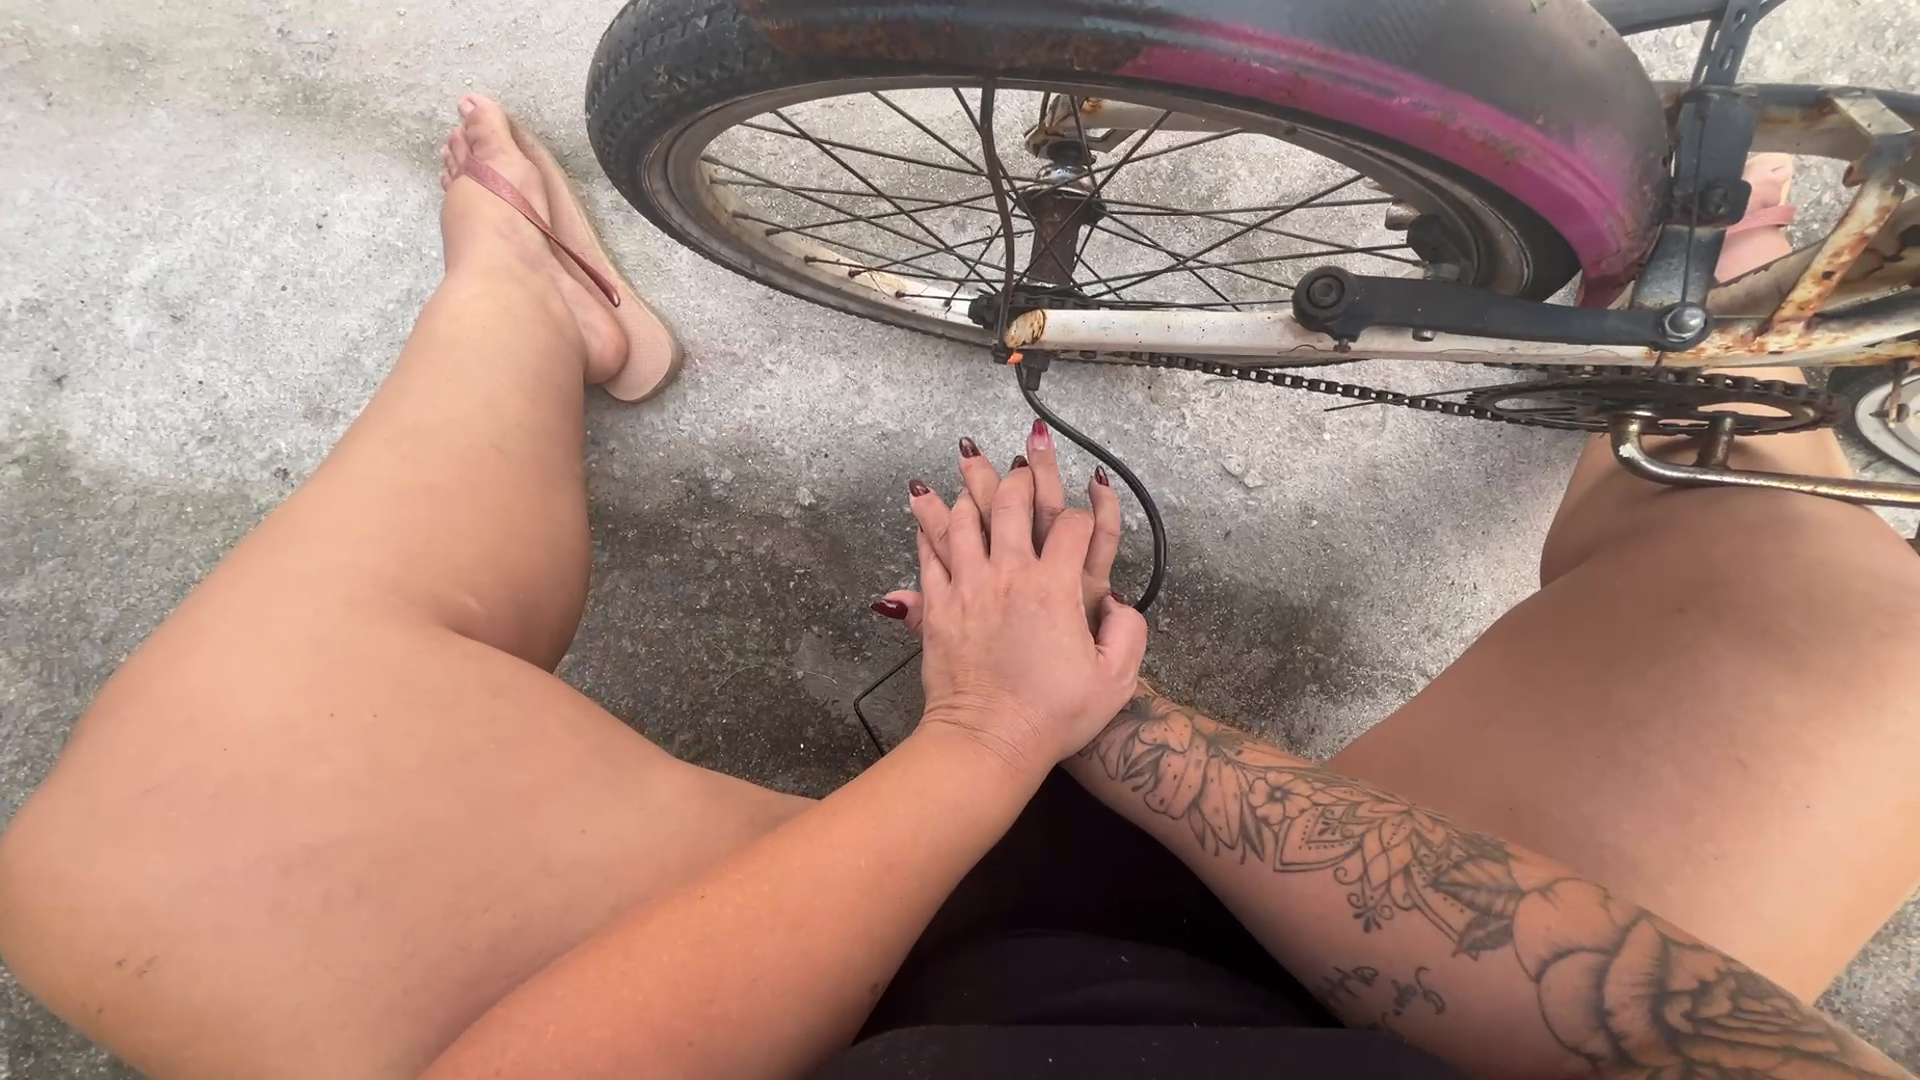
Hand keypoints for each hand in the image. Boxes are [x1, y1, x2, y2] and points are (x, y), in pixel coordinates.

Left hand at [889, 426, 1146, 771]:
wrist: (988, 742)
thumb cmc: (1053, 717)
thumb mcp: (1114, 681)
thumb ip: (1129, 632)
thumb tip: (1117, 599)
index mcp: (1055, 588)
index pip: (1073, 528)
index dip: (1086, 516)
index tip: (1084, 523)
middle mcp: (1009, 575)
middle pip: (1012, 506)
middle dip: (1021, 478)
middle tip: (1022, 464)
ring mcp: (967, 587)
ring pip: (963, 521)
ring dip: (969, 492)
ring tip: (971, 474)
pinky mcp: (937, 606)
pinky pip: (929, 555)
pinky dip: (927, 527)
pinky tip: (925, 509)